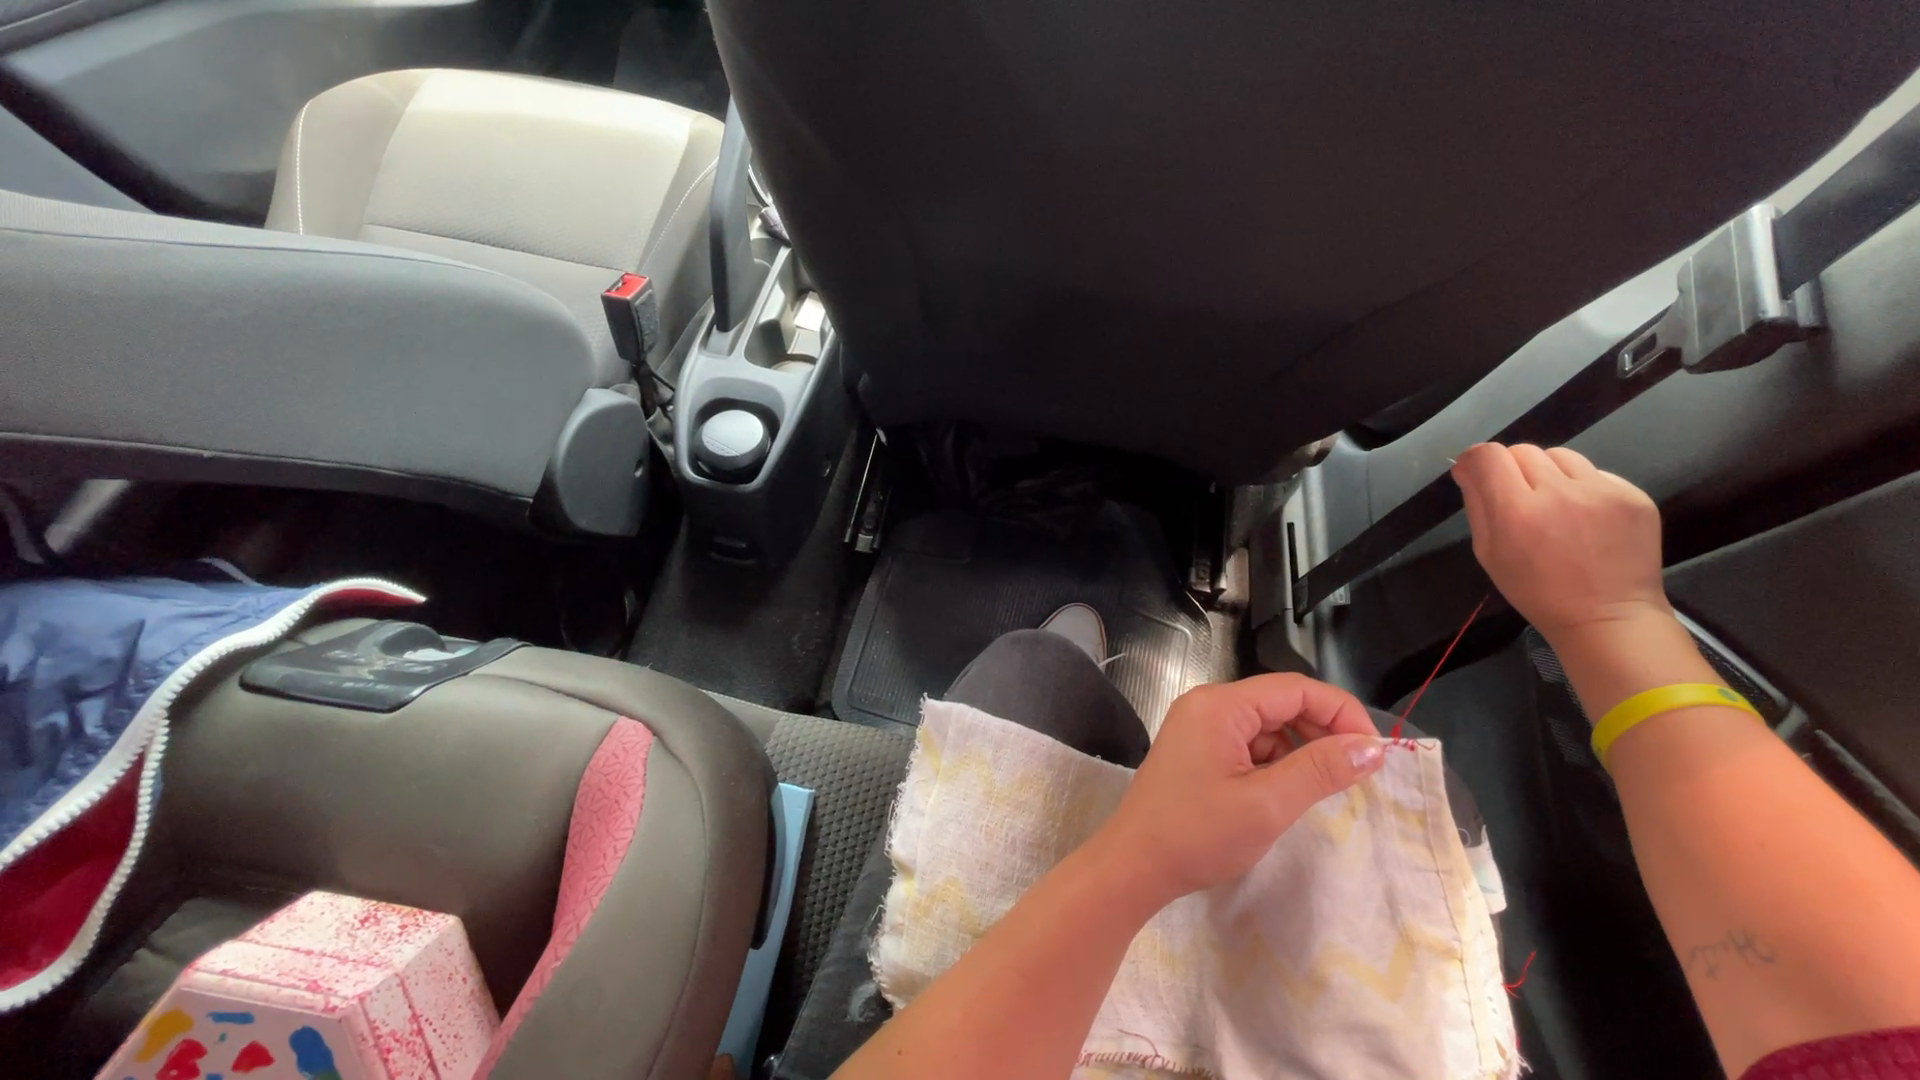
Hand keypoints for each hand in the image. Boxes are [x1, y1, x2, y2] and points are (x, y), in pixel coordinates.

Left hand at [1089, 675, 1384, 908]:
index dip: (1341, 712)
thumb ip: (1320, 770)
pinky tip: (1285, 792)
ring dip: (1299, 750)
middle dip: (1323, 731)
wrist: (1133, 866)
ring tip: (1321, 788)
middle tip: (1357, 772)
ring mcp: (1199, 727)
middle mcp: (1207, 705)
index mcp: (1219, 705)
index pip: (1295, 689)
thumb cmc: (1197, 834)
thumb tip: (1372, 747)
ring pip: (1267, 726)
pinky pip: (1248, 744)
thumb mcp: (1267, 804)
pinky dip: (1274, 763)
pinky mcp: (1197, 751)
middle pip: (1281, 702)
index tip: (1375, 751)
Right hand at [1451, 442, 1672, 643]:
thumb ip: (1477, 505)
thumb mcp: (1489, 554)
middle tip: (1515, 496)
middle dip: (1510, 468)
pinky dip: (1580, 487)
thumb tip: (1468, 469)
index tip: (1473, 472)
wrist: (1608, 616)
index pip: (1489, 456)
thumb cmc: (1536, 592)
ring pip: (1560, 456)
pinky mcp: (1632, 495)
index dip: (1475, 459)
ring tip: (1552, 504)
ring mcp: (1602, 491)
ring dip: (1547, 473)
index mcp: (1517, 511)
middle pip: (1522, 451)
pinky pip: (1594, 473)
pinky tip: (1583, 517)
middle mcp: (1560, 492)